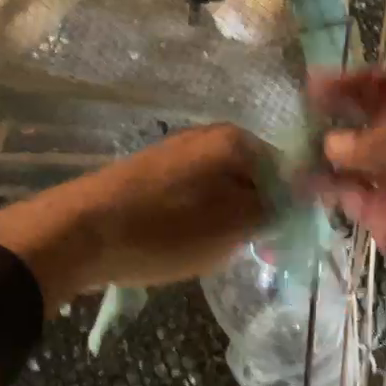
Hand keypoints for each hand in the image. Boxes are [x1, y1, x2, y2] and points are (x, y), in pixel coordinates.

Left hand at [0, 124, 268, 311]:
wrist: (80, 233)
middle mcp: (209, 134)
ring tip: (216, 251)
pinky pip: (194, 193)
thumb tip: (305, 194)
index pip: (288, 168)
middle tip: (252, 251)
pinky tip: (186, 242)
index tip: (281, 243)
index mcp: (236, 138)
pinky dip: (199, 217)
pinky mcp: (152, 172)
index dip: (293, 207)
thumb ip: (278, 207)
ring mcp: (178, 151)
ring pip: (224, 187)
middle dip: (258, 213)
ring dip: (229, 218)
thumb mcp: (235, 225)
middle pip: (255, 175)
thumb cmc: (168, 228)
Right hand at [308, 71, 385, 385]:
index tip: (321, 80)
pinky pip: (348, 195)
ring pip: (356, 155)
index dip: (364, 81)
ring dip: (326, 145)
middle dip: (339, 108)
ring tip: (288, 139)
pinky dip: (323, 185)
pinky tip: (298, 180)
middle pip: (374, 117)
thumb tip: (333, 142)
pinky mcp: (385, 224)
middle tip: (297, 104)